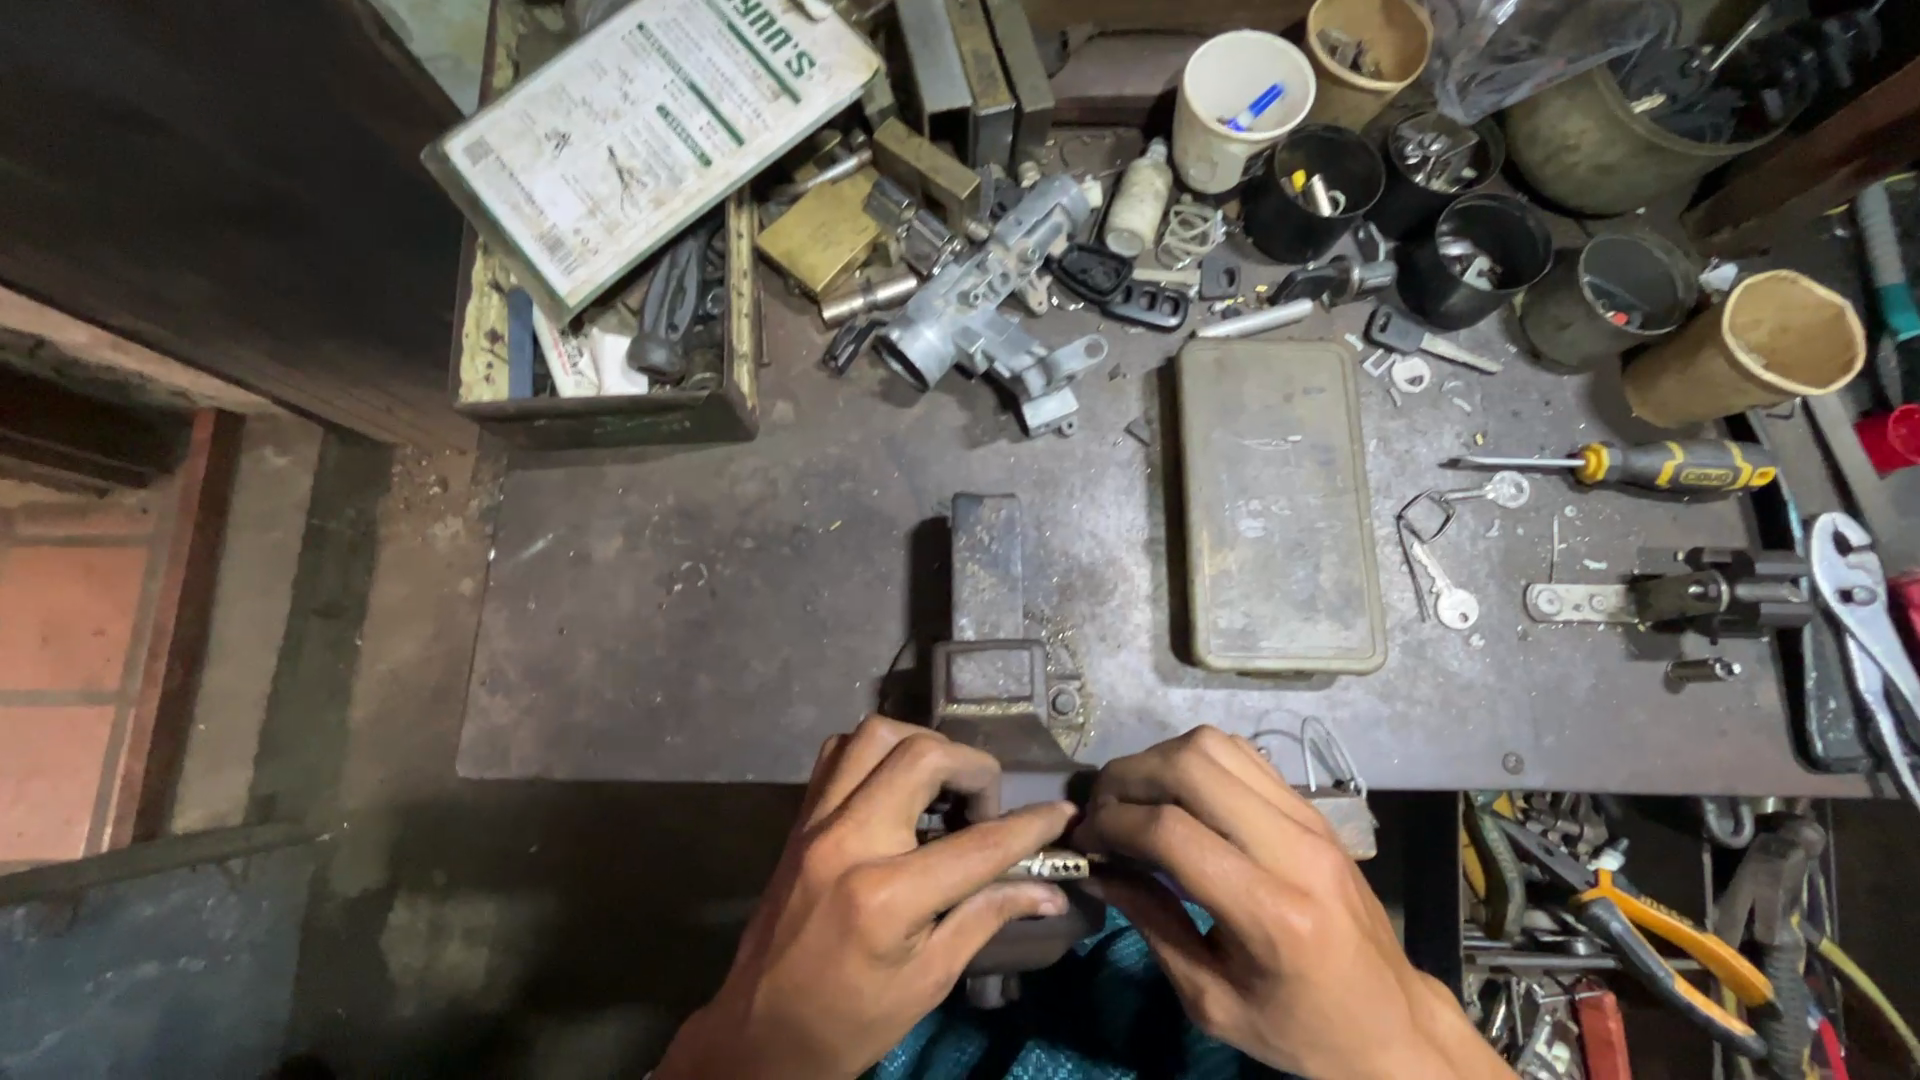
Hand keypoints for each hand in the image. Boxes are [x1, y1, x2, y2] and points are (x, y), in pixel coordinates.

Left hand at [655, 715, 1075, 1079]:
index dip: (1030, 825)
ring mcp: (816, 821)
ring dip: (923, 747)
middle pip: (923, 756)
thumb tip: (1048, 891)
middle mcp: (848, 840)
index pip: (977, 844)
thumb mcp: (928, 980)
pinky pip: (839, 750)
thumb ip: (986, 918)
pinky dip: (878, 751)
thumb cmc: (849, 1021)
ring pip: (876, 734)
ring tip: (943, 787)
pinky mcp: (800, 818)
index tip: (1062, 813)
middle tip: (984, 810)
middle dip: (973, 770)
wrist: (758, 1034)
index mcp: (885, 896)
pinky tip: (897, 784)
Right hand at [1073, 726, 1513, 1079]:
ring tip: (1136, 797)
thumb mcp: (1211, 1000)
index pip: (1171, 831)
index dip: (1112, 825)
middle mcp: (1294, 849)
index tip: (1086, 841)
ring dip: (1159, 760)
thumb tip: (1098, 867)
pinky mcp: (1312, 808)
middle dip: (1128, 778)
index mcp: (1271, 914)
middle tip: (1102, 808)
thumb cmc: (1299, 1028)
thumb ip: (1150, 923)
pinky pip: (1241, 753)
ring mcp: (1309, 819)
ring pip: (1215, 745)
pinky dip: (1195, 760)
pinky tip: (1179, 793)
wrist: (1393, 1023)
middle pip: (1191, 767)